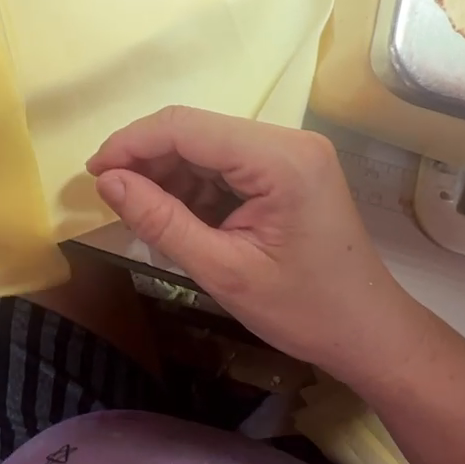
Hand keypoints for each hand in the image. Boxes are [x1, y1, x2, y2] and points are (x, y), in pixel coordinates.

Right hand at [86, 107, 432, 383]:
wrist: (371, 335)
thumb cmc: (304, 310)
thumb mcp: (223, 271)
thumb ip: (160, 221)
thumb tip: (106, 182)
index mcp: (280, 160)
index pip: (185, 128)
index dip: (131, 144)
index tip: (93, 174)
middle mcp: (285, 141)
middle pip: (192, 131)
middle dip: (145, 160)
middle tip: (111, 196)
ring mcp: (287, 152)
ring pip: (201, 145)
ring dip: (165, 174)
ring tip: (143, 214)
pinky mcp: (283, 168)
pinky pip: (219, 162)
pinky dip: (189, 185)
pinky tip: (176, 216)